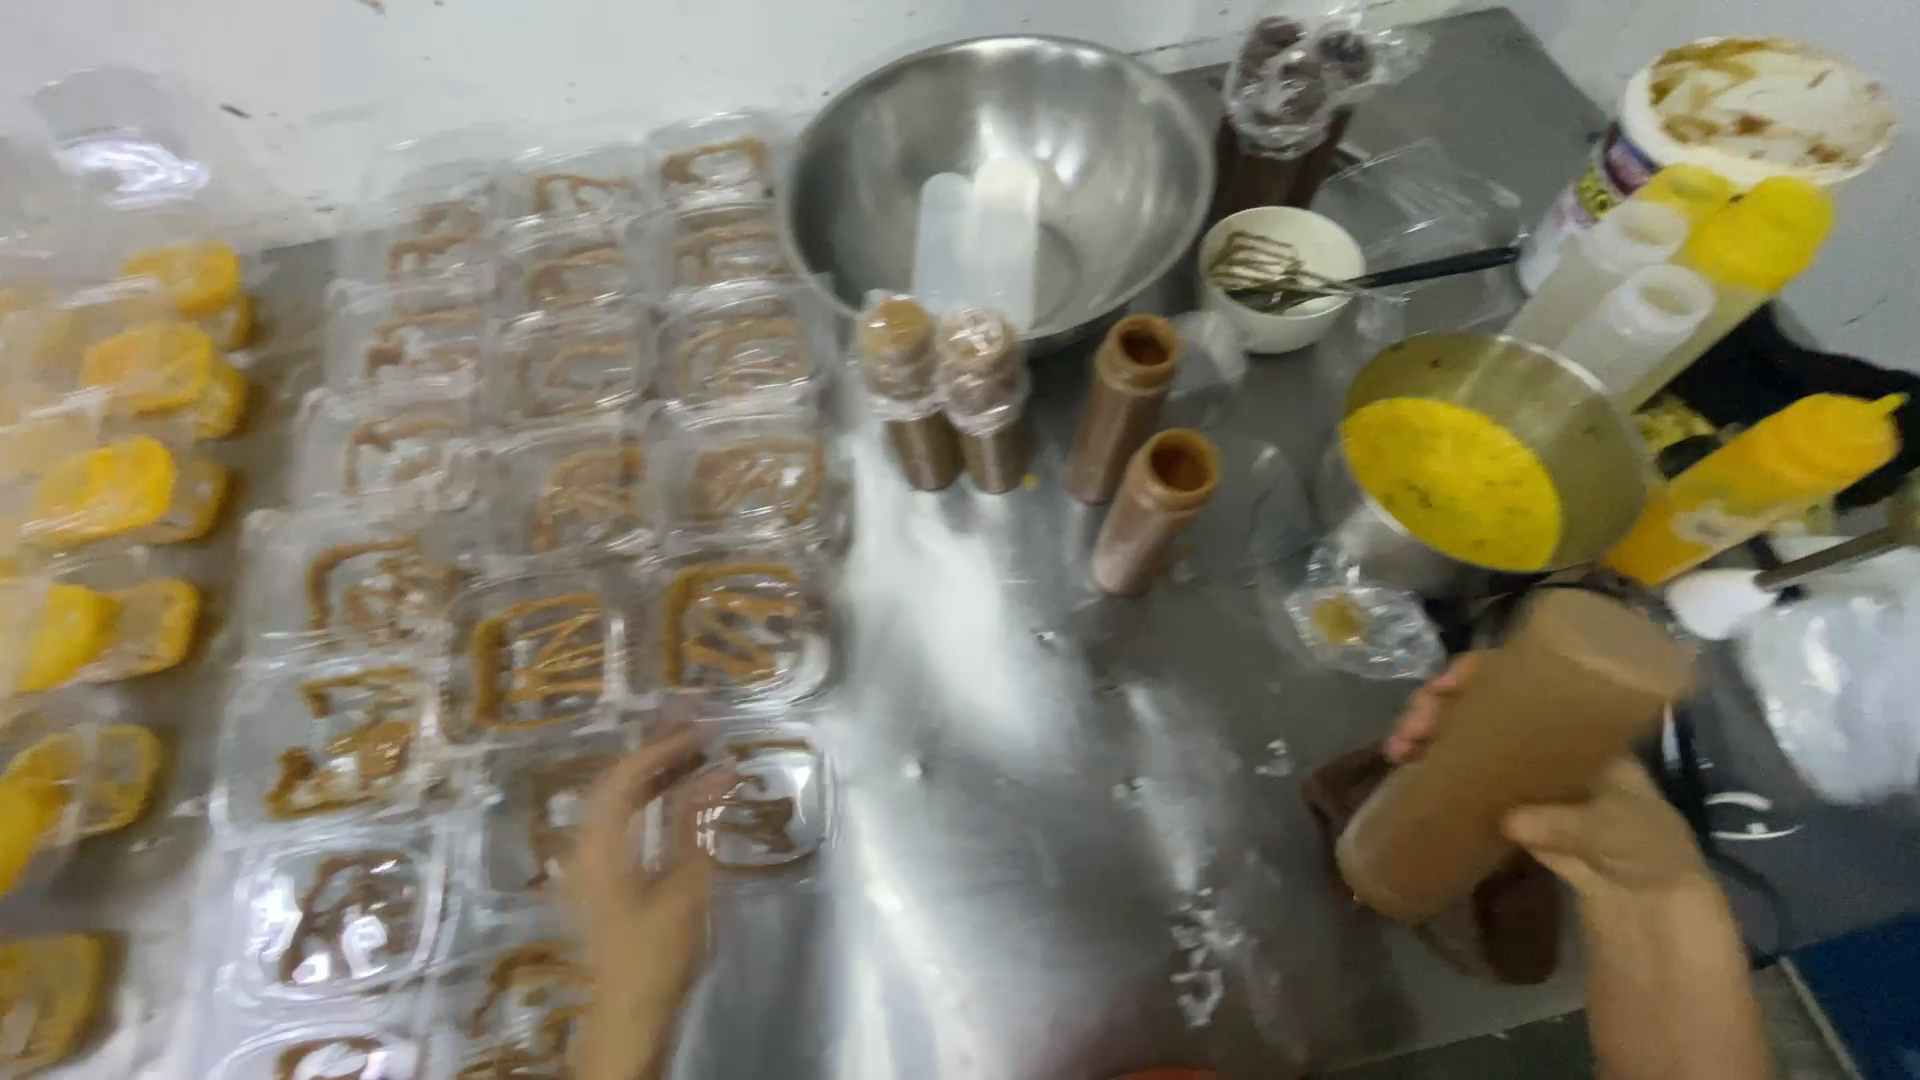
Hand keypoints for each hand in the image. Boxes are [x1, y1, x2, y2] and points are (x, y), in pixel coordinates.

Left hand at [567, 728, 738, 1017]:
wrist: (632, 1012)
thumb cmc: (659, 951)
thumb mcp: (686, 883)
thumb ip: (696, 820)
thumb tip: (720, 769)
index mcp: (599, 846)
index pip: (625, 776)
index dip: (663, 746)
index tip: (701, 727)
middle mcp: (586, 845)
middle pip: (618, 779)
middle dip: (659, 745)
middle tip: (697, 719)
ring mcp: (591, 859)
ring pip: (621, 796)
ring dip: (658, 767)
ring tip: (696, 743)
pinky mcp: (604, 871)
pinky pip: (626, 815)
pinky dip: (654, 794)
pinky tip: (682, 787)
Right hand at [1386, 652, 1708, 902]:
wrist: (1642, 894)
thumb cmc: (1646, 846)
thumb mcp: (1618, 830)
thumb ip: (1570, 825)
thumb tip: (1512, 822)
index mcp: (1570, 721)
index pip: (1516, 674)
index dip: (1473, 672)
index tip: (1443, 687)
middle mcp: (1534, 730)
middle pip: (1472, 697)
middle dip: (1432, 704)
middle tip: (1411, 731)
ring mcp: (1511, 759)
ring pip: (1454, 725)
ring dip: (1419, 729)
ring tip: (1398, 750)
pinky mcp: (1493, 789)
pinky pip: (1451, 761)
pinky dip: (1423, 757)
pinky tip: (1402, 765)